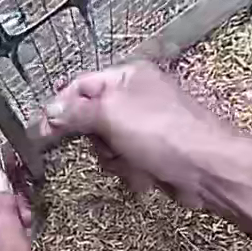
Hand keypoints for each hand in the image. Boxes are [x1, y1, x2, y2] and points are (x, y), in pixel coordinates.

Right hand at [39, 61, 240, 208]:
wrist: (207, 169)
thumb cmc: (164, 134)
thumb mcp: (111, 114)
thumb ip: (76, 111)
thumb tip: (51, 111)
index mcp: (127, 76)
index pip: (80, 85)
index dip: (60, 107)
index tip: (44, 131)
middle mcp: (137, 97)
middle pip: (91, 120)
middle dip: (96, 140)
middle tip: (108, 146)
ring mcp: (146, 127)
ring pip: (107, 146)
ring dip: (115, 160)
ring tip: (134, 161)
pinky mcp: (154, 154)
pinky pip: (126, 164)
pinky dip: (133, 172)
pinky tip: (148, 174)